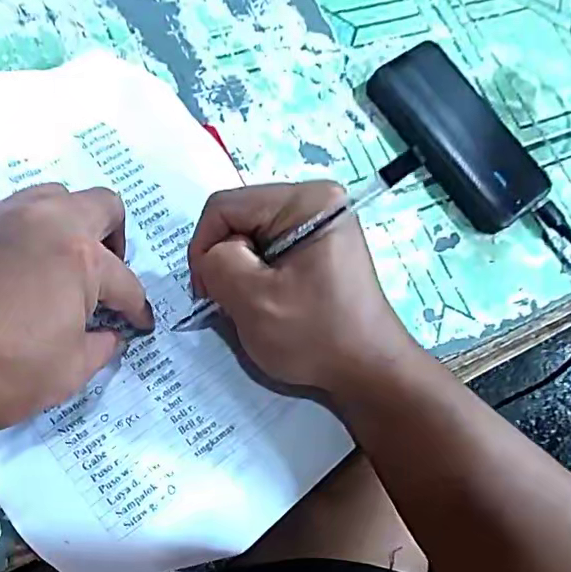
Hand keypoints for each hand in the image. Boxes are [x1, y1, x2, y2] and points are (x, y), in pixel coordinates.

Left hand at [0, 183, 152, 452]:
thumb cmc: (1, 373)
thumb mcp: (67, 373)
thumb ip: (98, 348)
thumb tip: (108, 336)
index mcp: (79, 254)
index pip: (126, 280)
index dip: (138, 307)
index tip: (140, 325)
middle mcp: (42, 220)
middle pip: (99, 205)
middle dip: (115, 240)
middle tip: (105, 280)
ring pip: (48, 199)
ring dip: (66, 228)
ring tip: (59, 270)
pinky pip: (5, 217)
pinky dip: (22, 238)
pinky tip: (10, 275)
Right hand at [188, 182, 422, 395]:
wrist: (367, 370)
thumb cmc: (314, 336)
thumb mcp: (253, 300)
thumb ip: (218, 265)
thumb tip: (212, 257)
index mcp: (305, 200)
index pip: (224, 207)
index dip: (203, 248)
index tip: (207, 293)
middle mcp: (316, 201)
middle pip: (239, 220)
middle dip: (225, 262)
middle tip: (230, 304)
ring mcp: (320, 226)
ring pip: (251, 239)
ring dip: (240, 275)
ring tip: (252, 308)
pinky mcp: (319, 250)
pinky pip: (270, 253)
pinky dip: (258, 280)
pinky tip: (268, 305)